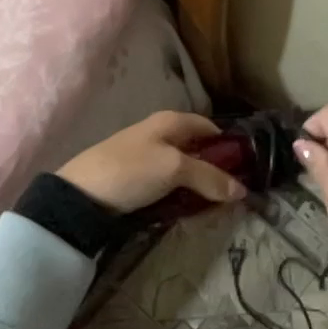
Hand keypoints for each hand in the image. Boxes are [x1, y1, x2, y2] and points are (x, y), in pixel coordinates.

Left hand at [58, 111, 246, 212]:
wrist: (80, 195)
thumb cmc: (131, 170)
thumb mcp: (174, 169)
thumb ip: (209, 177)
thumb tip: (242, 190)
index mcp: (170, 121)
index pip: (209, 127)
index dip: (228, 145)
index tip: (247, 168)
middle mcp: (160, 133)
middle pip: (197, 149)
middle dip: (216, 168)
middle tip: (235, 192)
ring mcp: (147, 156)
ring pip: (184, 168)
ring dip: (199, 184)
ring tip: (217, 204)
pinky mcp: (137, 179)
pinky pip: (169, 183)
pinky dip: (181, 193)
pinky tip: (189, 207)